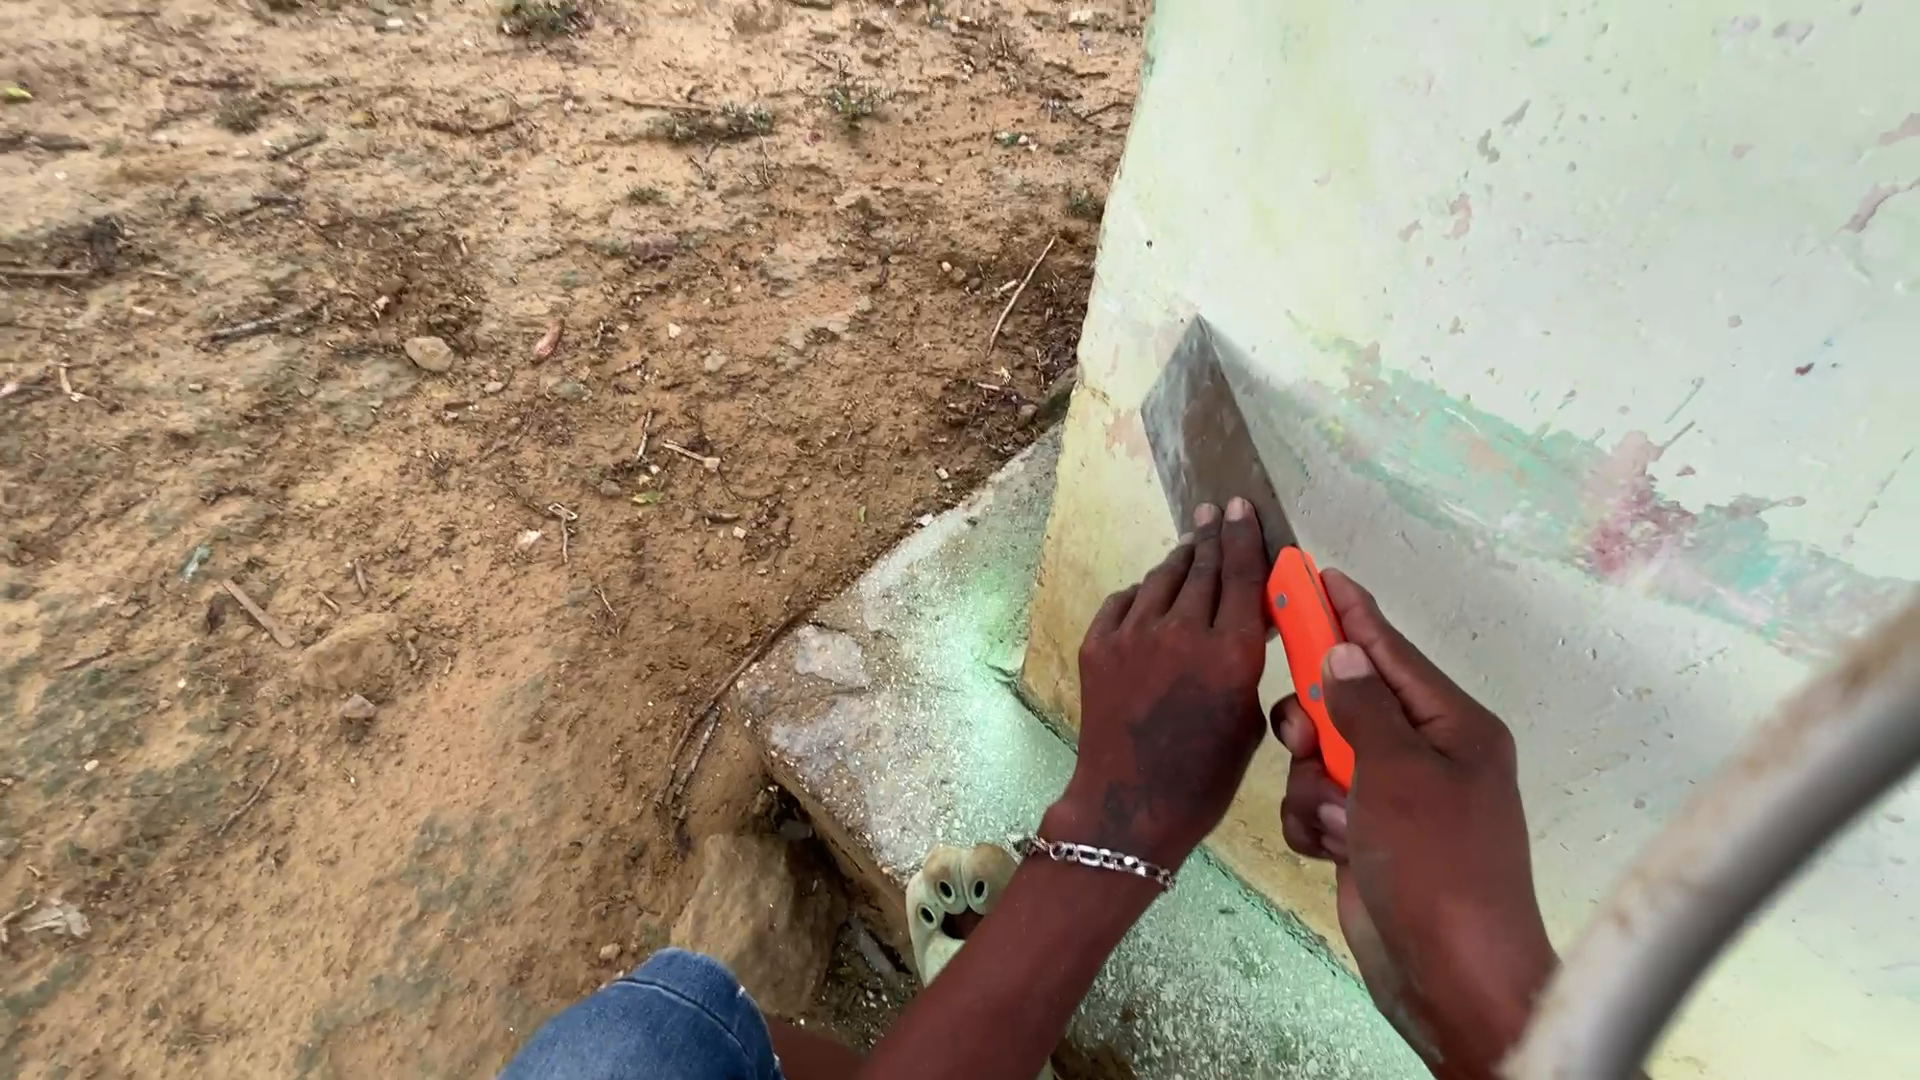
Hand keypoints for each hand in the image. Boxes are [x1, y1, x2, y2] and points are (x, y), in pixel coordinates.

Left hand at [1048, 498, 1270, 868]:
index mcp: (1231, 651)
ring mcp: (1133, 634)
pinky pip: (1124, 601)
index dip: (1245, 537)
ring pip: (1161, 578)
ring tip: (1191, 542)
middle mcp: (1182, 630)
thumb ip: (1247, 658)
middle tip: (1217, 511)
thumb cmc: (1204, 775)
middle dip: (1213, 534)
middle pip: (1202, 567)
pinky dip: (1143, 593)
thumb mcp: (1247, 716)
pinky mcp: (1096, 643)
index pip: (1242, 574)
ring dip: (1180, 558)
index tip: (1244, 508)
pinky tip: (1151, 591)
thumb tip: (1248, 614)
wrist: (1129, 803)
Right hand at [1275, 570, 1555, 1078]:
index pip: (1387, 651)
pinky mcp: (1361, 830)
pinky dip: (1311, 819)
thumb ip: (1361, 707)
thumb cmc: (1435, 864)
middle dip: (1316, 724)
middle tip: (1301, 737)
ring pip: (1316, 753)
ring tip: (1332, 816)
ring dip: (1312, 784)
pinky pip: (1311, 798)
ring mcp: (1389, 794)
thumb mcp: (1396, 774)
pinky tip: (1331, 846)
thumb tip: (1343, 655)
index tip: (1312, 573)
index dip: (1347, 611)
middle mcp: (1421, 752)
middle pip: (1341, 702)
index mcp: (1451, 727)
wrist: (1446, 980)